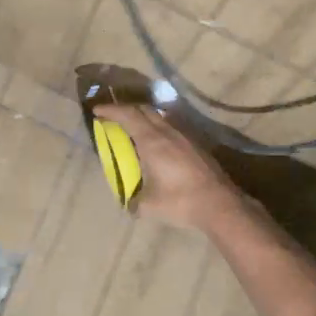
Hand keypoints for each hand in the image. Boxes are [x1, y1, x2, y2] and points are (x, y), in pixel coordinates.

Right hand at [92, 104, 246, 229]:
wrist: (218, 203)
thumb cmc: (180, 201)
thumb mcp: (149, 206)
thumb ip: (134, 201)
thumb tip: (130, 204)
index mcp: (152, 142)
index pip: (128, 116)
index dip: (111, 110)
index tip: (97, 110)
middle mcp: (168, 133)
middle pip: (144, 110)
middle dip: (126, 109)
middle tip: (114, 118)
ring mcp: (185, 136)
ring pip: (160, 117)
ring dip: (144, 118)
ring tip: (135, 129)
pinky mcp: (196, 145)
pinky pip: (171, 128)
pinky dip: (158, 128)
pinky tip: (158, 144)